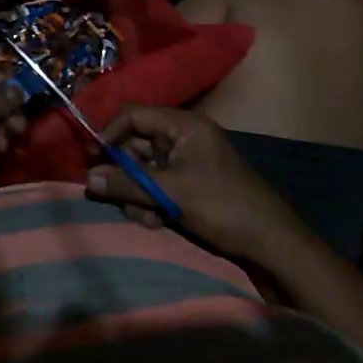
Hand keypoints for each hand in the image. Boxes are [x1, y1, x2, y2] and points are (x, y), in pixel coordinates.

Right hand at [85, 105, 309, 262]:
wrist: (274, 247)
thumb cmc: (223, 207)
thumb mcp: (171, 194)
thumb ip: (126, 184)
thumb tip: (88, 180)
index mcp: (184, 126)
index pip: (133, 115)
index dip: (109, 133)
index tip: (92, 157)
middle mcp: (184, 138)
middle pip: (135, 143)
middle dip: (123, 172)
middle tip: (113, 195)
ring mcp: (188, 163)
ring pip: (144, 169)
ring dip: (137, 192)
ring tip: (144, 216)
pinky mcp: (191, 186)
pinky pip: (158, 185)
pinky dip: (151, 202)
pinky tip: (156, 222)